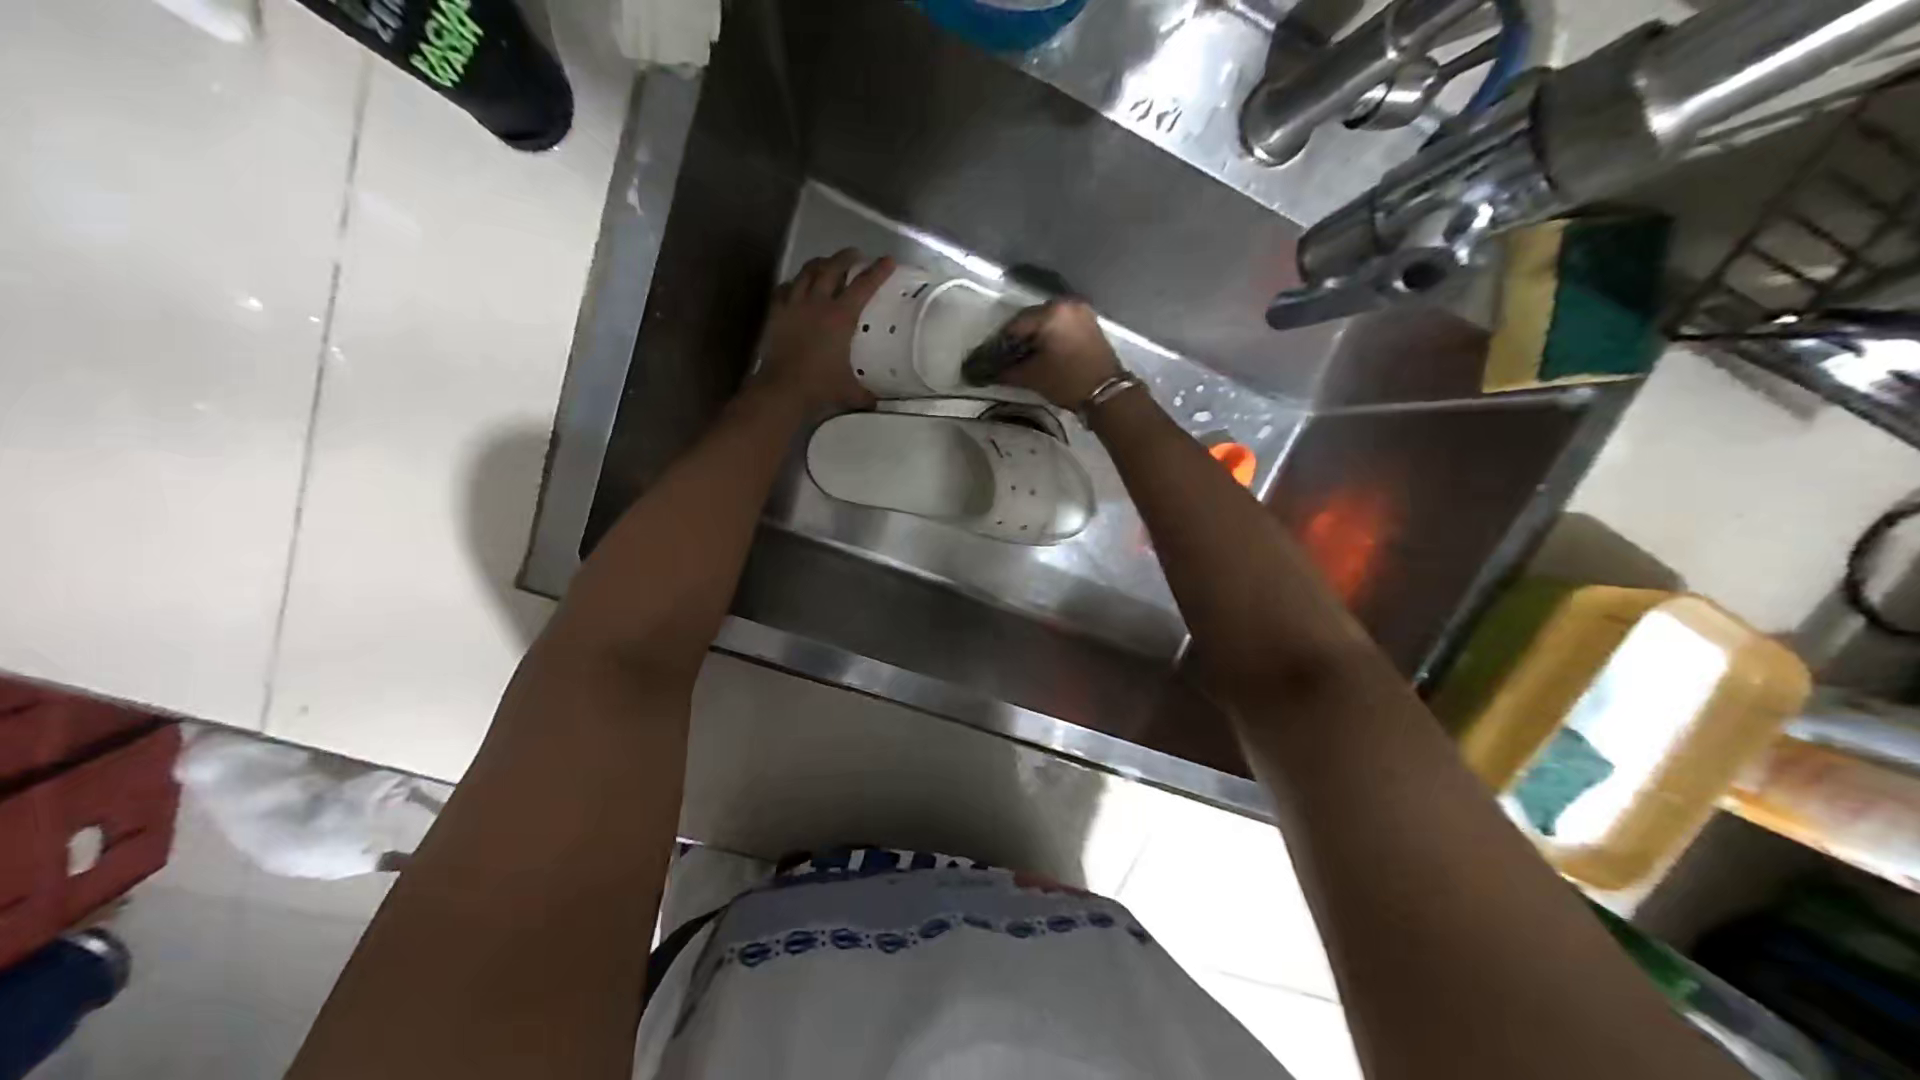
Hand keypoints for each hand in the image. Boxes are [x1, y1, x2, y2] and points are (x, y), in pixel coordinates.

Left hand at [755, 249, 892, 412]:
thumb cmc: (820, 387)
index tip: (888, 260)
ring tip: (827, 263)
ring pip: (807, 272)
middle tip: (855, 255)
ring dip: (820, 263)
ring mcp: (794, 305)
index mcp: (841, 317)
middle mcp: (818, 303)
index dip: (878, 271)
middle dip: (846, 257)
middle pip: (833, 268)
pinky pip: (785, 288)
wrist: (782, 389)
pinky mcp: (776, 313)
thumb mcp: (850, 392)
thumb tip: (876, 402)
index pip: (864, 286)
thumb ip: (865, 395)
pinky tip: (797, 286)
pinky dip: (794, 283)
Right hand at [995, 299, 1124, 409]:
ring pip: (1048, 321)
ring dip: (1035, 335)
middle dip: (1019, 337)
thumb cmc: (1067, 381)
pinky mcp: (1090, 321)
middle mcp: (1066, 304)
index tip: (992, 356)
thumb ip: (1007, 371)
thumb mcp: (1032, 376)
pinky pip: (1063, 323)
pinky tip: (1044, 350)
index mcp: (1050, 313)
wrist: (1107, 393)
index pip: (1016, 324)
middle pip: (1032, 319)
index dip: (1001, 342)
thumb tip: (989, 372)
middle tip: (1007, 356)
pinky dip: (1051, 334)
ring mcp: (1081, 311)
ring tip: (1025, 355)